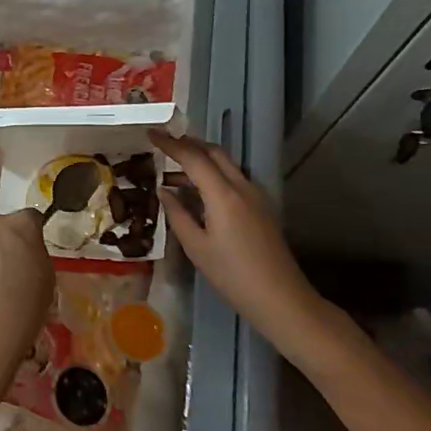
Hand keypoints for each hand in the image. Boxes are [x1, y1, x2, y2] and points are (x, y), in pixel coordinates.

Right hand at [149, 129, 325, 340]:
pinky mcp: (261, 208)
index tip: (150, 133)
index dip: (170, 144)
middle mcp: (242, 188)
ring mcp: (256, 197)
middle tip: (163, 143)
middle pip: (215, 153)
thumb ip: (177, 213)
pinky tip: (196, 190)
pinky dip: (212, 174)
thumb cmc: (231, 273)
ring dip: (201, 159)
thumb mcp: (195, 245)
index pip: (193, 158)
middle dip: (189, 143)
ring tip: (172, 170)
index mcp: (223, 195)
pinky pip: (233, 179)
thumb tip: (164, 191)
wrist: (280, 297)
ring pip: (226, 164)